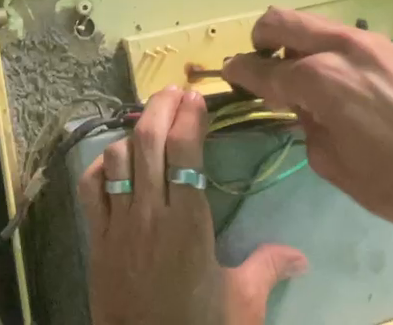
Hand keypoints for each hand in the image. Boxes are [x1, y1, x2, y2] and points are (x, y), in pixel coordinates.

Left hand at [79, 86, 306, 324]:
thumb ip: (268, 269)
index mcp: (189, 225)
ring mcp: (118, 224)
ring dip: (132, 133)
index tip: (196, 97)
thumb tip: (301, 254)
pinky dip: (100, 166)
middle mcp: (150, 214)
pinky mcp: (97, 239)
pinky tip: (113, 159)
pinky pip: (91, 190)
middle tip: (173, 90)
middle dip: (161, 109)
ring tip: (148, 119)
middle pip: (149, 143)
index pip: (185, 154)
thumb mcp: (242, 306)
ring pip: (117, 158)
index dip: (189, 119)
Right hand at [221, 7, 392, 247]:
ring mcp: (373, 43)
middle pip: (280, 21)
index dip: (240, 73)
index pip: (262, 69)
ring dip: (298, 45)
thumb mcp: (339, 169)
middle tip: (262, 66)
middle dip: (262, 40)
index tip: (229, 75)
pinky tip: (347, 88)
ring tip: (308, 81)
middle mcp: (341, 49)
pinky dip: (331, 53)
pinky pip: (347, 39)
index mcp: (319, 79)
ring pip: (315, 26)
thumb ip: (309, 129)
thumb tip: (306, 111)